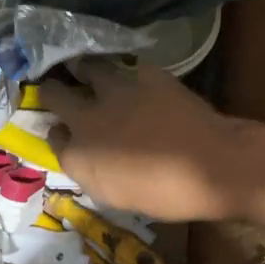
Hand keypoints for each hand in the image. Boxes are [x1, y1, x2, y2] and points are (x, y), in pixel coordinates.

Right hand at [37, 59, 264, 220]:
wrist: (211, 166)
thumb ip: (94, 172)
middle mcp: (88, 119)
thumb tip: (86, 158)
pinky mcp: (148, 76)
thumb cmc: (165, 196)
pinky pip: (129, 68)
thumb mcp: (116, 196)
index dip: (58, 133)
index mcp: (78, 156)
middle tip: (56, 89)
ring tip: (85, 67)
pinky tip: (134, 77)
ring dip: (84, 69)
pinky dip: (127, 73)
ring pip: (89, 68)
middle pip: (55, 95)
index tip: (64, 132)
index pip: (53, 137)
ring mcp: (117, 92)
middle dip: (52, 92)